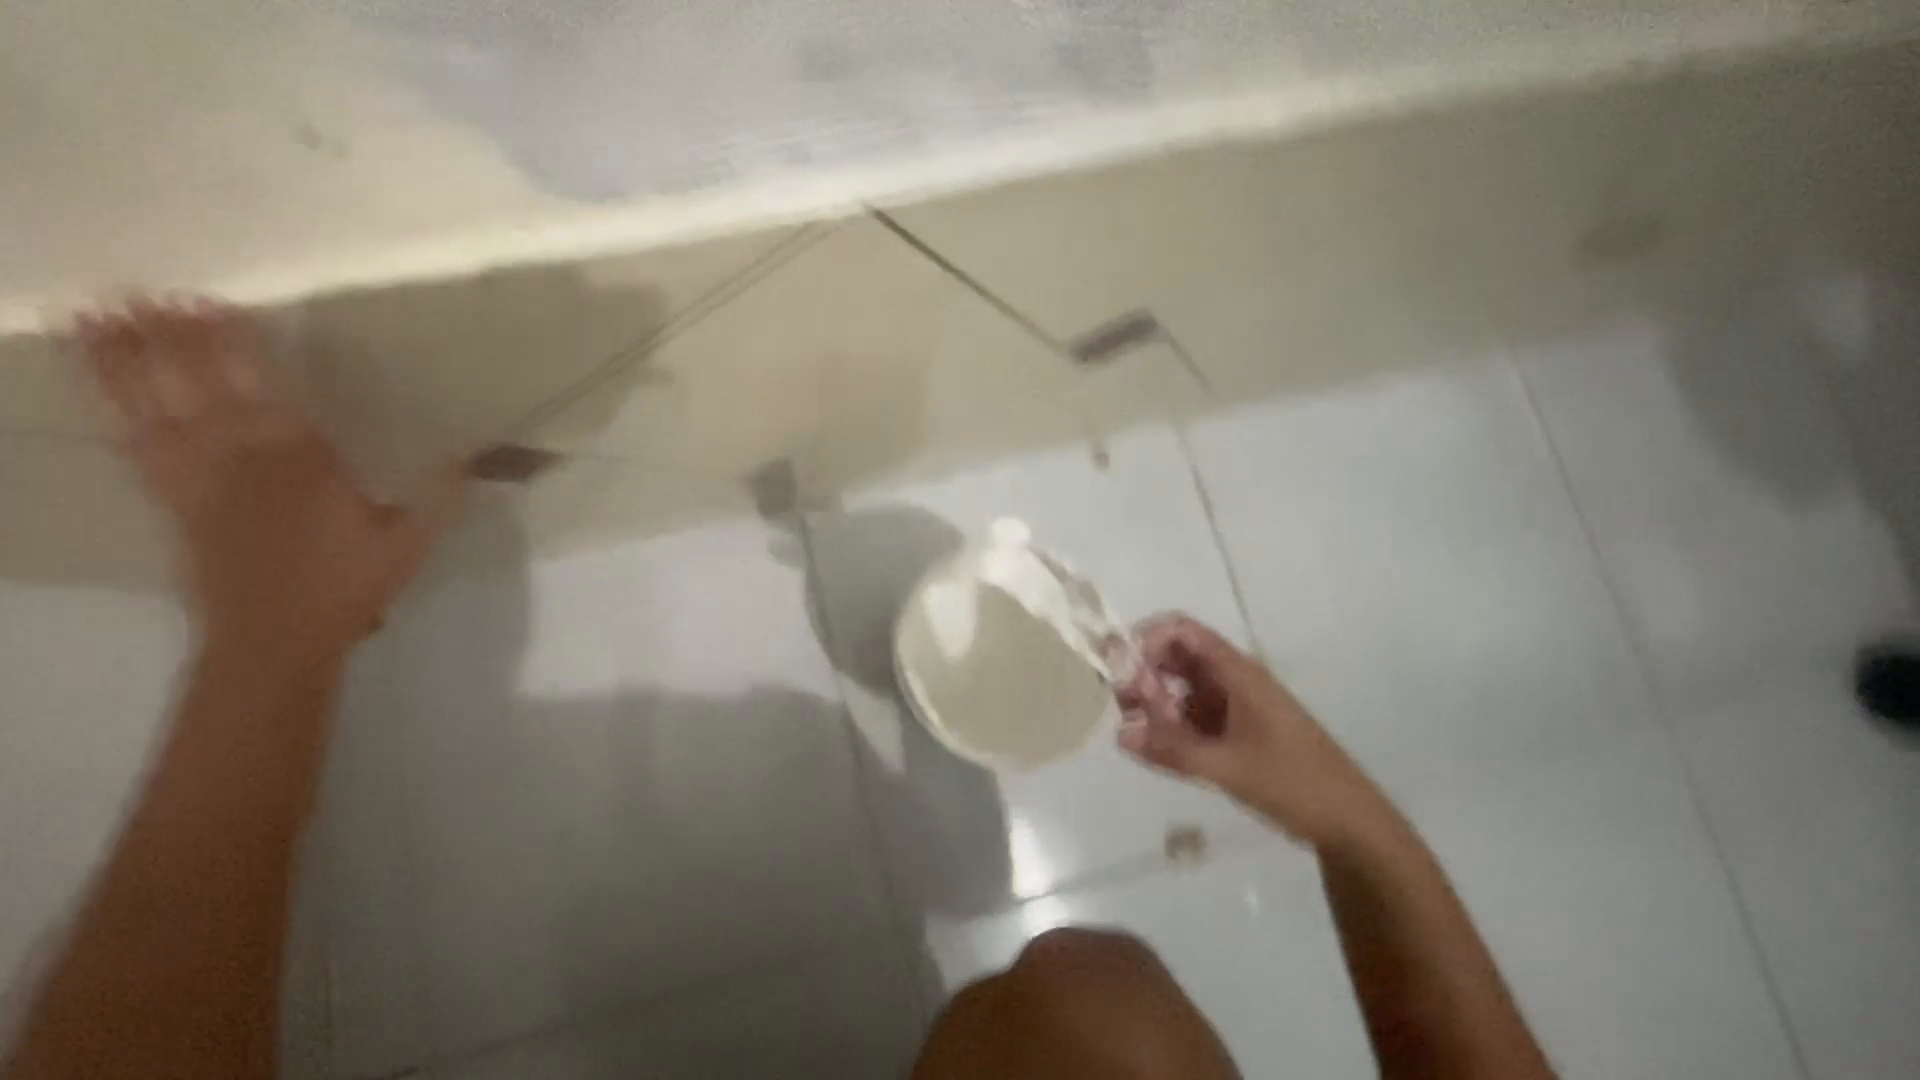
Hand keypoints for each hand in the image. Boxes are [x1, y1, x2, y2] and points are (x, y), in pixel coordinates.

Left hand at [76, 297, 466, 659]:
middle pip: (199, 382)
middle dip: (173, 335)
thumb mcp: (409, 543)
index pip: (264, 386)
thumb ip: (439, 496)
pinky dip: (112, 407)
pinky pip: (133, 441)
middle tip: (148, 287)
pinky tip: (99, 380)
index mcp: (303, 461)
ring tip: (100, 311)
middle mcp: (241, 456)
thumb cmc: (346, 586)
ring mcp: (196, 476)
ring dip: (125, 357)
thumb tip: (473, 455)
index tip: (219, 301)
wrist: (274, 638)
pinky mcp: (169, 498)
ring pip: (154, 403)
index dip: (236, 343)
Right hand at [1115, 614, 1384, 846]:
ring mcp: (1235, 707)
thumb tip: (1119, 734)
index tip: (1118, 668)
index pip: (1182, 632)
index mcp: (1238, 674)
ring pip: (1182, 688)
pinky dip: (1170, 725)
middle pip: (1176, 657)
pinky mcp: (1236, 732)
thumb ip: (1173, 750)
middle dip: (1142, 673)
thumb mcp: (1229, 768)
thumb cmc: (1295, 783)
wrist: (1349, 822)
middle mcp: (1233, 681)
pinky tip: (1154, 748)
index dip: (1145, 639)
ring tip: (1133, 731)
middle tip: (1120, 706)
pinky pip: (1193, 716)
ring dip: (1154, 702)